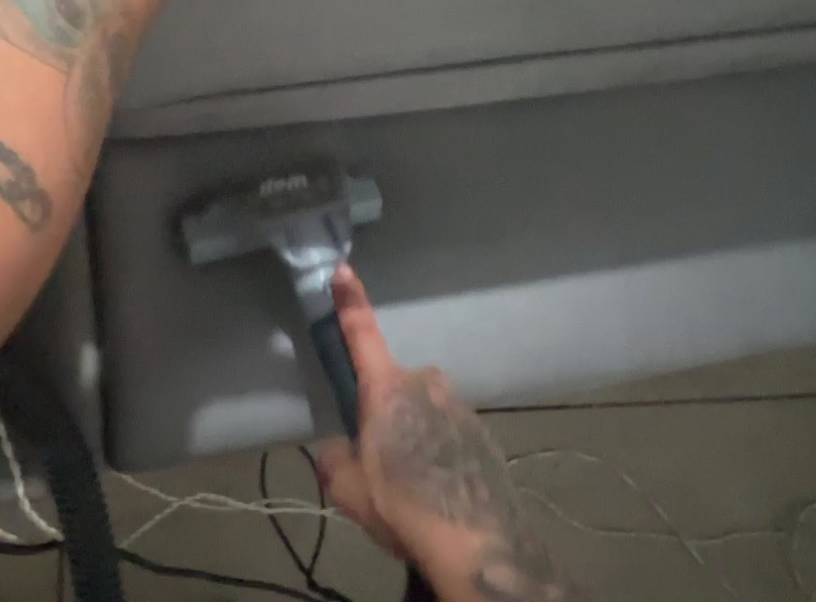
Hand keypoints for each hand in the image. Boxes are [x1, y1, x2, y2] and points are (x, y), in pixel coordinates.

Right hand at [316, 266, 583, 601]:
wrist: (479, 545)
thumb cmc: (405, 507)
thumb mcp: (348, 490)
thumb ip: (334, 459)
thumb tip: (336, 448)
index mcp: (386, 389)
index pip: (362, 333)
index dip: (350, 300)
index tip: (343, 269)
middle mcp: (424, 384)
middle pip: (392, 385)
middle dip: (383, 411)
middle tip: (380, 459)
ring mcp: (458, 406)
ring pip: (423, 410)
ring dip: (414, 434)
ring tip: (414, 485)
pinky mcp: (482, 432)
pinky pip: (448, 431)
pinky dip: (440, 451)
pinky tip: (440, 489)